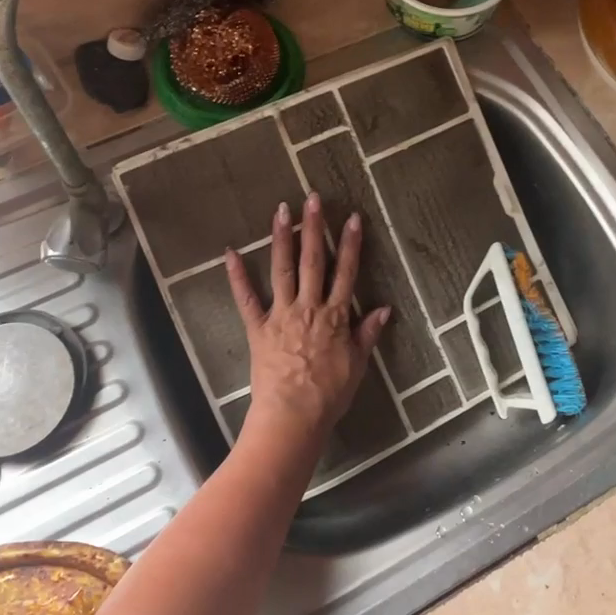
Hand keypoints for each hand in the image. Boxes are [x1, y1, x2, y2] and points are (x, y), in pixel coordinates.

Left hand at [225, 192, 389, 447]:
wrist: (293, 416)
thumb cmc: (329, 395)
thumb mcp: (357, 365)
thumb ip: (367, 334)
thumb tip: (384, 309)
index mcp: (335, 316)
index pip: (346, 272)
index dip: (350, 243)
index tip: (351, 218)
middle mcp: (309, 307)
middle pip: (313, 261)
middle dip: (314, 228)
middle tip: (312, 198)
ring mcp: (281, 315)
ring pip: (282, 270)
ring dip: (282, 239)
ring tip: (281, 211)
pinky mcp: (258, 328)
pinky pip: (246, 299)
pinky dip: (237, 276)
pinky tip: (231, 253)